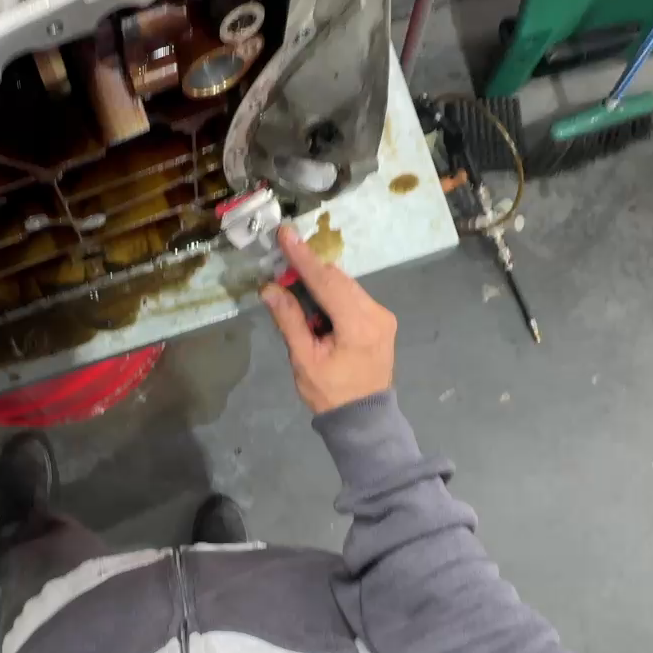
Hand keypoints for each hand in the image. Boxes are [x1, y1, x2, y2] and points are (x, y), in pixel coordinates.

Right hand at [260, 223, 396, 413]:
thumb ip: (289, 321)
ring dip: (320, 282)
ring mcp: (383, 316)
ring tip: (293, 284)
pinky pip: (353, 297)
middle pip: (338, 280)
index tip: (286, 234)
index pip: (327, 282)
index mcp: (358, 325)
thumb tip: (270, 289)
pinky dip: (332, 294)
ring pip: (346, 286)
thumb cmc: (330, 393)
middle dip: (309, 269)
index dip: (303, 258)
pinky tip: (315, 302)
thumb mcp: (304, 359)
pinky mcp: (381, 320)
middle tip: (281, 261)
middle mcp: (377, 314)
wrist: (363, 417)